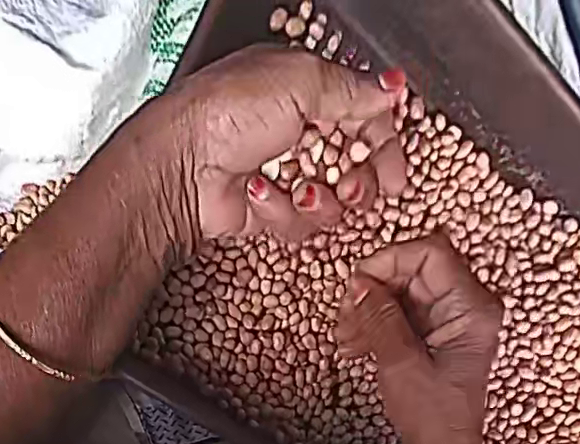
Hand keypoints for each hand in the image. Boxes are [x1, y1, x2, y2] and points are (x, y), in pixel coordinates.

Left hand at [135, 44, 409, 246]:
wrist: (183, 165)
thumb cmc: (229, 112)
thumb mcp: (300, 82)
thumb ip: (353, 90)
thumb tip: (393, 87)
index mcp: (308, 93)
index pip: (364, 121)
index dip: (384, 149)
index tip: (397, 177)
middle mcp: (298, 135)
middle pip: (352, 170)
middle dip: (356, 184)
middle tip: (350, 188)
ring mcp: (283, 176)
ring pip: (329, 205)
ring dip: (317, 201)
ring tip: (298, 189)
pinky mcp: (267, 212)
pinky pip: (296, 224)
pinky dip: (280, 211)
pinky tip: (258, 193)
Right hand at [334, 234, 499, 443]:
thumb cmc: (433, 417)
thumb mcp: (402, 364)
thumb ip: (380, 319)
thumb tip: (359, 284)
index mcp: (472, 307)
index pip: (430, 254)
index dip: (388, 261)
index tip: (357, 284)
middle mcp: (466, 306)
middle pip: (413, 271)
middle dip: (374, 289)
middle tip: (346, 316)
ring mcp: (450, 320)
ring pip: (401, 292)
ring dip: (369, 309)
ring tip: (346, 338)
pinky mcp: (434, 336)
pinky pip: (401, 315)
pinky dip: (375, 325)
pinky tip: (355, 345)